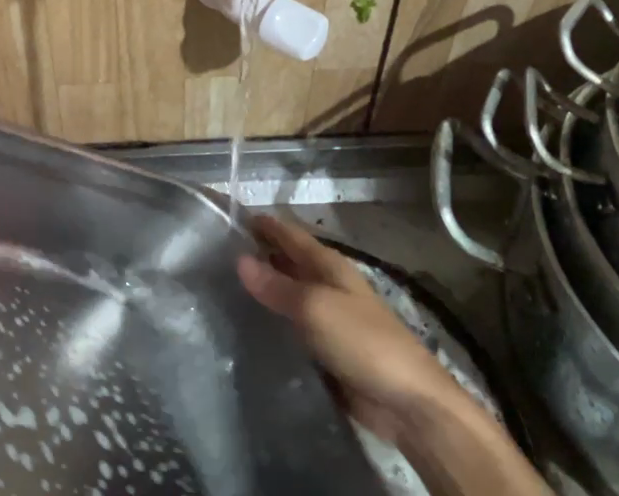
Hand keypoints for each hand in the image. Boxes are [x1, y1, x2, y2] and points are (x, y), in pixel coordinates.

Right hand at [238, 215, 548, 495]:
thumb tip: (240, 259)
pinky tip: (242, 328)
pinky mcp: (324, 351)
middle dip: (256, 254)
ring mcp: (327, 319)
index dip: (262, 224)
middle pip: (287, 262)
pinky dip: (269, 324)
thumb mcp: (316, 308)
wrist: (407, 402)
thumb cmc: (363, 342)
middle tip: (212, 253)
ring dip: (260, 290)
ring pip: (286, 296)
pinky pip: (289, 330)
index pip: (290, 235)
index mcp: (330, 266)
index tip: (224, 216)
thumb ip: (278, 285)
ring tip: (217, 287)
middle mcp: (327, 285)